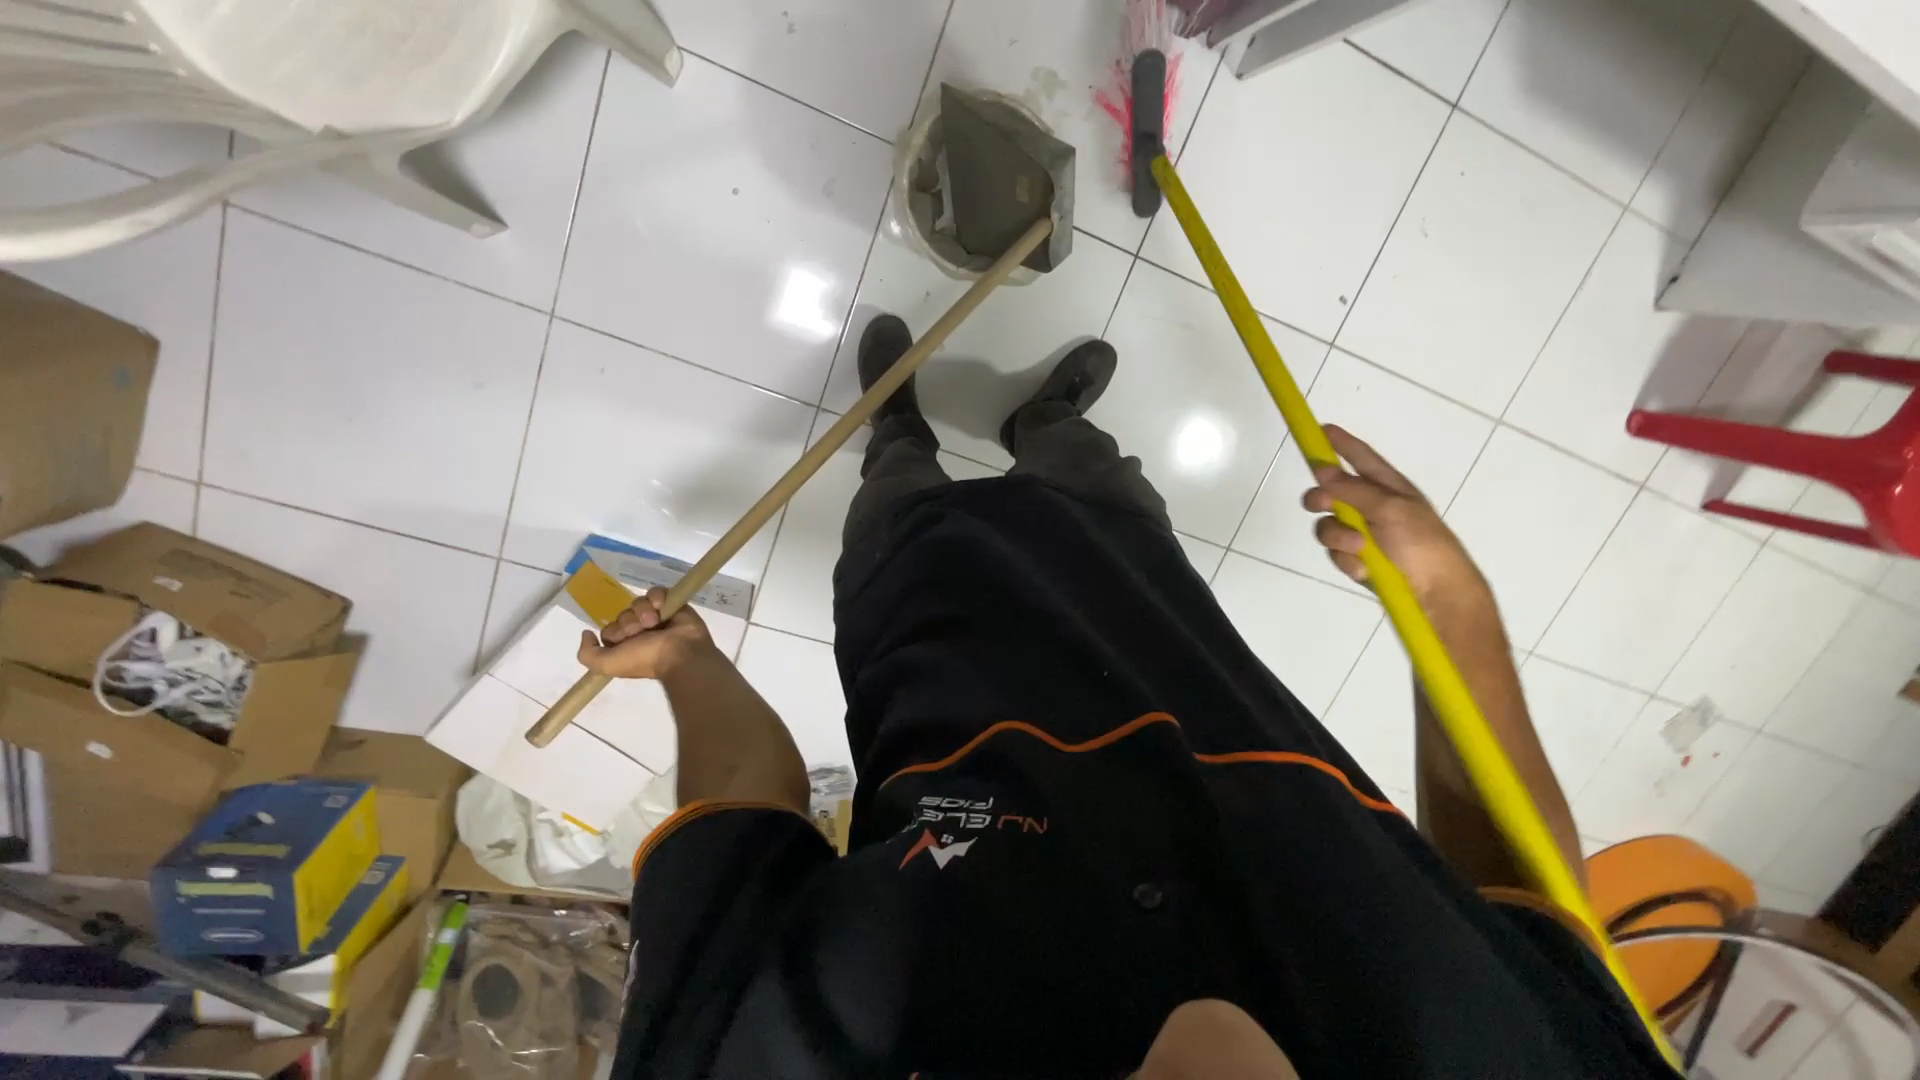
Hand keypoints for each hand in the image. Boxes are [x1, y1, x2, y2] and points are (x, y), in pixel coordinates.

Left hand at [577, 586, 715, 679]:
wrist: (680, 653)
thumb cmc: (645, 659)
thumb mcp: (607, 665)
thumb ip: (587, 653)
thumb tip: (587, 633)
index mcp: (627, 646)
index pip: (611, 628)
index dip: (615, 631)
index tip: (623, 638)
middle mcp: (640, 631)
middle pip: (624, 614)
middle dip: (629, 621)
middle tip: (641, 631)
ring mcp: (656, 616)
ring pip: (639, 602)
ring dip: (643, 610)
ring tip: (654, 621)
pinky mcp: (671, 604)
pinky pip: (656, 592)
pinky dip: (657, 597)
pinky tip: (662, 608)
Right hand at [1301, 425, 1489, 613]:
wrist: (1435, 591)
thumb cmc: (1421, 543)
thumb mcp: (1390, 509)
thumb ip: (1353, 489)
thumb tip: (1321, 469)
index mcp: (1388, 487)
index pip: (1361, 458)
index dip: (1341, 444)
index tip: (1320, 429)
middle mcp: (1371, 507)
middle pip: (1329, 492)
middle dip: (1321, 498)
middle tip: (1321, 505)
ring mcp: (1362, 534)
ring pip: (1327, 525)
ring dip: (1338, 537)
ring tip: (1359, 549)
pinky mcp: (1355, 559)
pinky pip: (1335, 553)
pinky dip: (1346, 561)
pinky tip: (1364, 569)